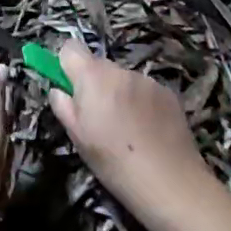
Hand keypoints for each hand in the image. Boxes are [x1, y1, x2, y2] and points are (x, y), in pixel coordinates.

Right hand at [51, 42, 215, 222]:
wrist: (170, 182)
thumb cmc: (113, 161)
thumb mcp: (77, 137)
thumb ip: (63, 105)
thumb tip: (59, 90)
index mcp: (93, 77)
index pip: (70, 48)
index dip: (66, 65)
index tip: (69, 88)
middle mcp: (121, 70)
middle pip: (98, 65)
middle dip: (94, 84)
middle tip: (97, 116)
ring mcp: (148, 80)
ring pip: (123, 79)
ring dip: (119, 93)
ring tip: (126, 128)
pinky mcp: (169, 93)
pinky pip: (144, 90)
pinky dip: (141, 103)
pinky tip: (147, 130)